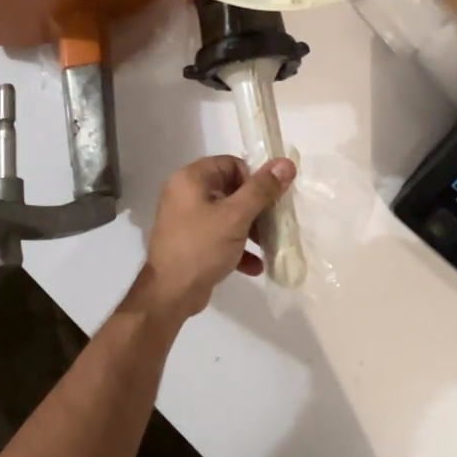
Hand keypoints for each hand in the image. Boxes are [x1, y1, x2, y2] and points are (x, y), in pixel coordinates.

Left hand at [139, 155, 295, 321]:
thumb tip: (286, 163)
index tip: (269, 201)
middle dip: (255, 208)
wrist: (170, 293)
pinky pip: (218, 237)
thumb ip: (262, 190)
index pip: (230, 164)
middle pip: (230, 190)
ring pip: (226, 216)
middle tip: (273, 224)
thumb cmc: (202, 246)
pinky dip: (236, 247)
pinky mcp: (189, 243)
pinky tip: (255, 266)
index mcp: (191, 178)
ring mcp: (186, 220)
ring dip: (249, 230)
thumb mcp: (236, 216)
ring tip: (267, 246)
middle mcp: (185, 194)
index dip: (253, 180)